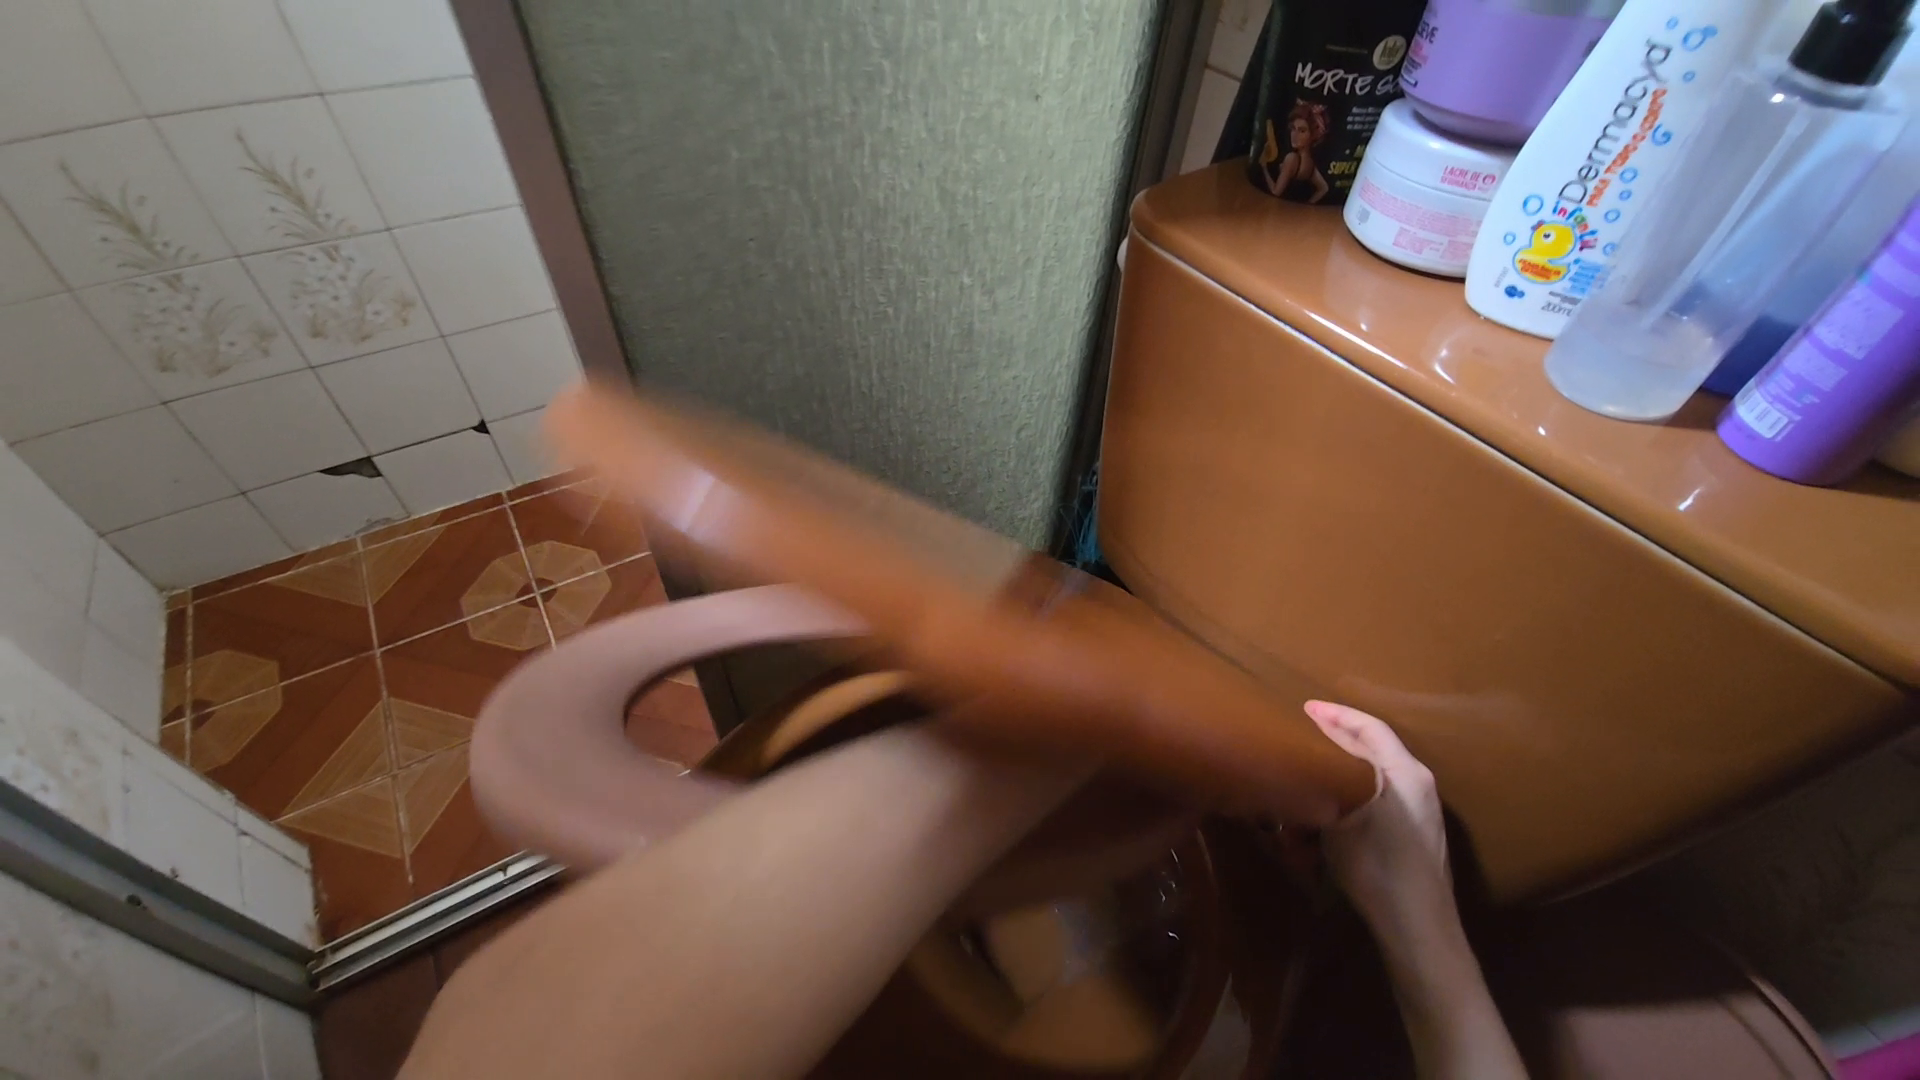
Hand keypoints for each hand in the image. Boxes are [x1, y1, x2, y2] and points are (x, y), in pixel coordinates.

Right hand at [1304, 701, 1451, 931]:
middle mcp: (1418, 782)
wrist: (1417, 924)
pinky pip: (1380, 788)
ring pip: (1377, 767)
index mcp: (1405, 771)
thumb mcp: (1346, 810)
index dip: (1336, 713)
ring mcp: (1422, 807)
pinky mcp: (1416, 829)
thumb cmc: (1378, 863)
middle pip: (1376, 744)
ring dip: (1346, 757)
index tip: (1304, 707)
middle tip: (1303, 729)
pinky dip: (1354, 780)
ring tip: (1314, 757)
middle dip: (1339, 733)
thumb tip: (1319, 745)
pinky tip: (1333, 794)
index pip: (1369, 726)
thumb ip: (1338, 768)